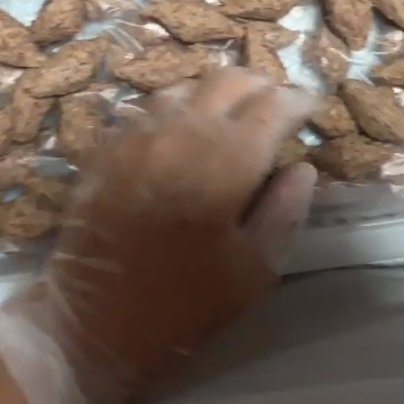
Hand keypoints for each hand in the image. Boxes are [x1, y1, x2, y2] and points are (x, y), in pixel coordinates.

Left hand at [0, 69, 316, 403]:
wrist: (91, 323)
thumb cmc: (183, 305)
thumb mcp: (254, 271)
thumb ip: (285, 210)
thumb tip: (302, 167)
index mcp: (225, 160)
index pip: (272, 105)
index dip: (298, 101)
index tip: (311, 108)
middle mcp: (181, 131)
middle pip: (230, 81)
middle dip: (262, 87)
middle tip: (278, 106)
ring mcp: (138, 134)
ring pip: (188, 86)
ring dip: (219, 92)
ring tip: (235, 114)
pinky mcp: (108, 146)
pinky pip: (150, 107)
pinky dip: (179, 107)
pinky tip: (186, 129)